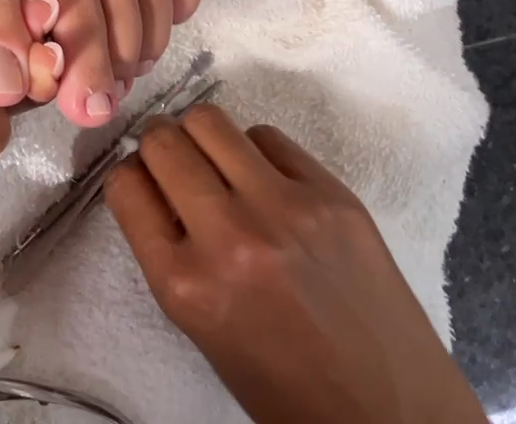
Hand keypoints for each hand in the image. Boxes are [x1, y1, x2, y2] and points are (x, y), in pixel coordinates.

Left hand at [0, 0, 204, 127]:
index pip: (71, 63)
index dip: (58, 89)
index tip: (50, 102)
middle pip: (118, 48)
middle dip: (96, 78)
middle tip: (78, 95)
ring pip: (153, 23)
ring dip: (129, 51)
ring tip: (105, 66)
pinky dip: (166, 12)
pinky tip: (143, 14)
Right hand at [104, 105, 487, 423]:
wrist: (391, 416)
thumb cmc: (279, 378)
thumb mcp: (194, 320)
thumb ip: (164, 245)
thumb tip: (150, 179)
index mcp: (183, 282)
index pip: (125, 183)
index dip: (130, 176)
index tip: (146, 184)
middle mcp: (229, 238)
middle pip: (162, 141)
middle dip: (157, 145)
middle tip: (174, 163)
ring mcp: (286, 211)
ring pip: (209, 120)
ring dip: (200, 136)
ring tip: (218, 165)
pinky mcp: (334, 198)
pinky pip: (267, 137)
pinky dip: (254, 150)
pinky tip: (267, 183)